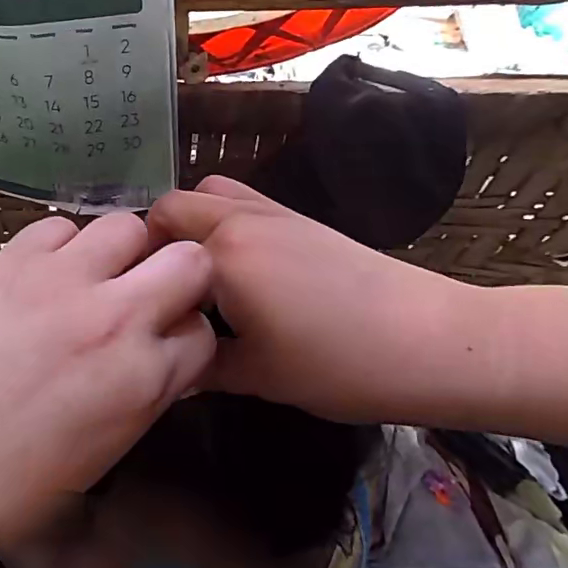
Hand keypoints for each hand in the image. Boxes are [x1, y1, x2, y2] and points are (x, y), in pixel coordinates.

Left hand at [0, 213, 214, 556]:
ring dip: (121, 252)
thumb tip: (165, 350)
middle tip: (146, 293)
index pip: (203, 331)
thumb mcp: (109, 446)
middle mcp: (117, 318)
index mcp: (145, 379)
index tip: (165, 340)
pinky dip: (61, 246)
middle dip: (179, 275)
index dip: (186, 334)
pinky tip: (43, 275)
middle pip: (190, 260)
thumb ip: (149, 389)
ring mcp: (64, 281)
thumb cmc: (15, 482)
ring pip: (128, 226)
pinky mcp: (15, 259)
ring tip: (93, 276)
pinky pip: (60, 226)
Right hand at [147, 176, 473, 424]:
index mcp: (223, 253)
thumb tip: (166, 368)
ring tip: (200, 273)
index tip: (139, 302)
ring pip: (213, 192)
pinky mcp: (301, 218)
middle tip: (165, 288)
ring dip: (195, 221)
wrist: (428, 339)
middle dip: (161, 237)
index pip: (156, 238)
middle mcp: (241, 218)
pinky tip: (243, 269)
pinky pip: (245, 202)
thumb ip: (202, 366)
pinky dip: (226, 220)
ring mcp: (275, 211)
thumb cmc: (338, 363)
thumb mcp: (259, 375)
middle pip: (179, 203)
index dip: (139, 267)